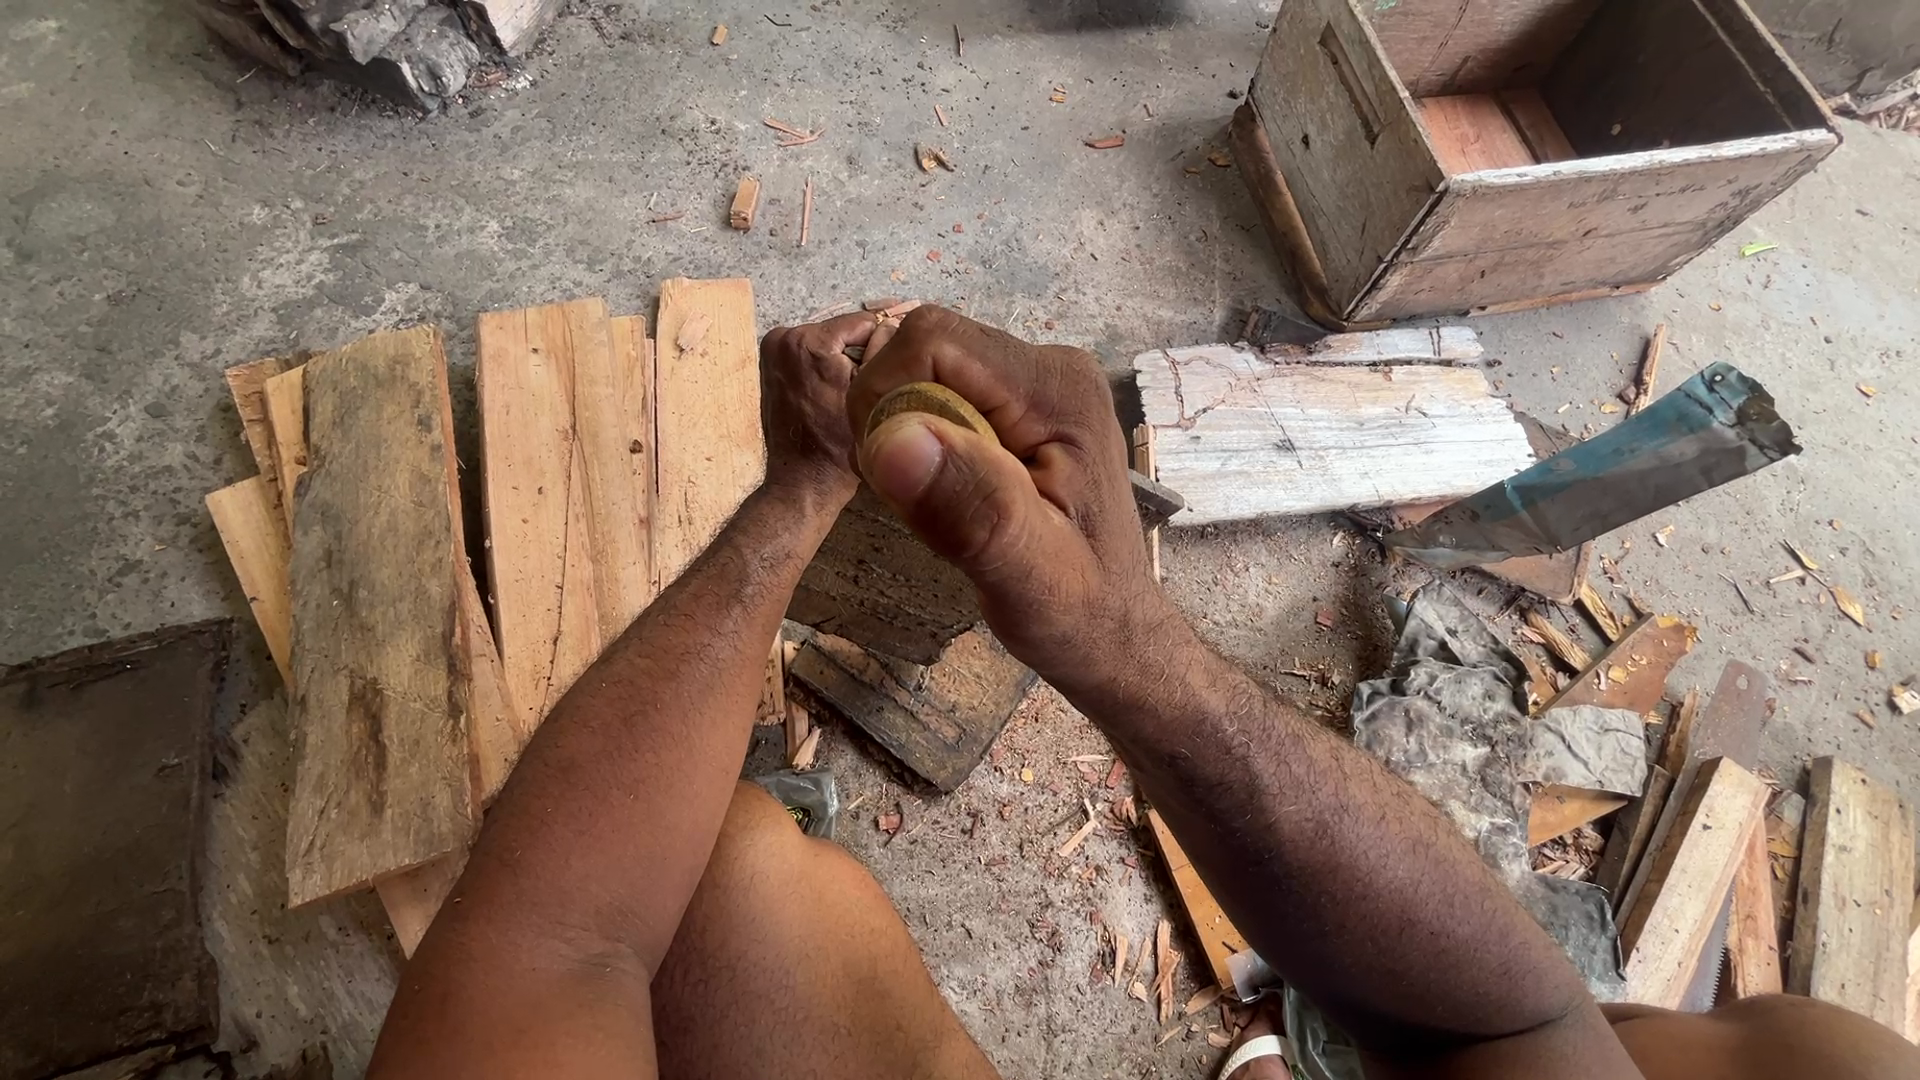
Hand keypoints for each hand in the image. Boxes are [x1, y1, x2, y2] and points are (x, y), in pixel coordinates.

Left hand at [758, 311, 878, 507]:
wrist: (804, 481)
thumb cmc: (839, 449)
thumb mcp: (875, 398)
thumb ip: (885, 353)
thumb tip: (894, 326)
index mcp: (806, 342)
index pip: (863, 321)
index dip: (886, 345)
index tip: (897, 368)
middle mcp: (782, 338)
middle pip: (844, 331)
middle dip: (862, 354)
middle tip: (873, 388)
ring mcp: (773, 350)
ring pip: (830, 343)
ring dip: (845, 361)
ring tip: (853, 394)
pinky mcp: (772, 364)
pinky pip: (813, 355)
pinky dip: (827, 368)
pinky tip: (834, 395)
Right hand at [845, 306, 1168, 693]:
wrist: (1111, 628)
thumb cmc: (1080, 613)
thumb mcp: (1030, 578)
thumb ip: (973, 509)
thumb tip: (892, 441)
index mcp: (1059, 392)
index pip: (933, 343)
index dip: (886, 399)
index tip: (889, 477)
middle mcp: (1052, 369)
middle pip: (927, 351)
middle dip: (894, 420)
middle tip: (916, 502)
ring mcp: (1037, 385)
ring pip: (927, 373)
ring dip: (906, 436)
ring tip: (939, 505)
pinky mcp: (1020, 407)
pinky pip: (941, 397)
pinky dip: (922, 442)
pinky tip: (949, 494)